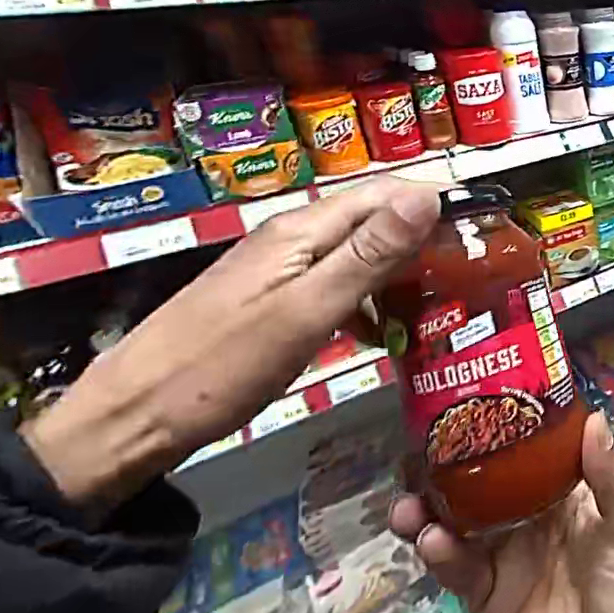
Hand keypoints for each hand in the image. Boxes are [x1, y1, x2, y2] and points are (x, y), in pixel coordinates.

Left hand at [22, 177, 440, 511]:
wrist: (130, 420)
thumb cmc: (224, 365)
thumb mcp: (309, 310)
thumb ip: (370, 253)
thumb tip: (427, 196)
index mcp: (304, 229)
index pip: (386, 192)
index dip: (436, 198)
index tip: (484, 219)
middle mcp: (294, 236)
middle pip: (373, 217)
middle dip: (425, 230)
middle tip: (471, 261)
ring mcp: (280, 267)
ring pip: (357, 250)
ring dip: (401, 264)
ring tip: (441, 292)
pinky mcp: (273, 297)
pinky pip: (337, 280)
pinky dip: (371, 293)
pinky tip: (384, 323)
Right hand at [390, 411, 613, 612]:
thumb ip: (612, 481)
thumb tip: (593, 418)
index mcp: (567, 495)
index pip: (530, 451)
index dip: (503, 429)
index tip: (473, 403)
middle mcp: (531, 517)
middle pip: (485, 483)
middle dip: (451, 467)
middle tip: (422, 450)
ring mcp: (506, 556)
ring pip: (461, 522)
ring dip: (431, 508)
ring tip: (408, 500)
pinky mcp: (487, 597)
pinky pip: (458, 569)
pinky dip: (440, 553)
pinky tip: (430, 540)